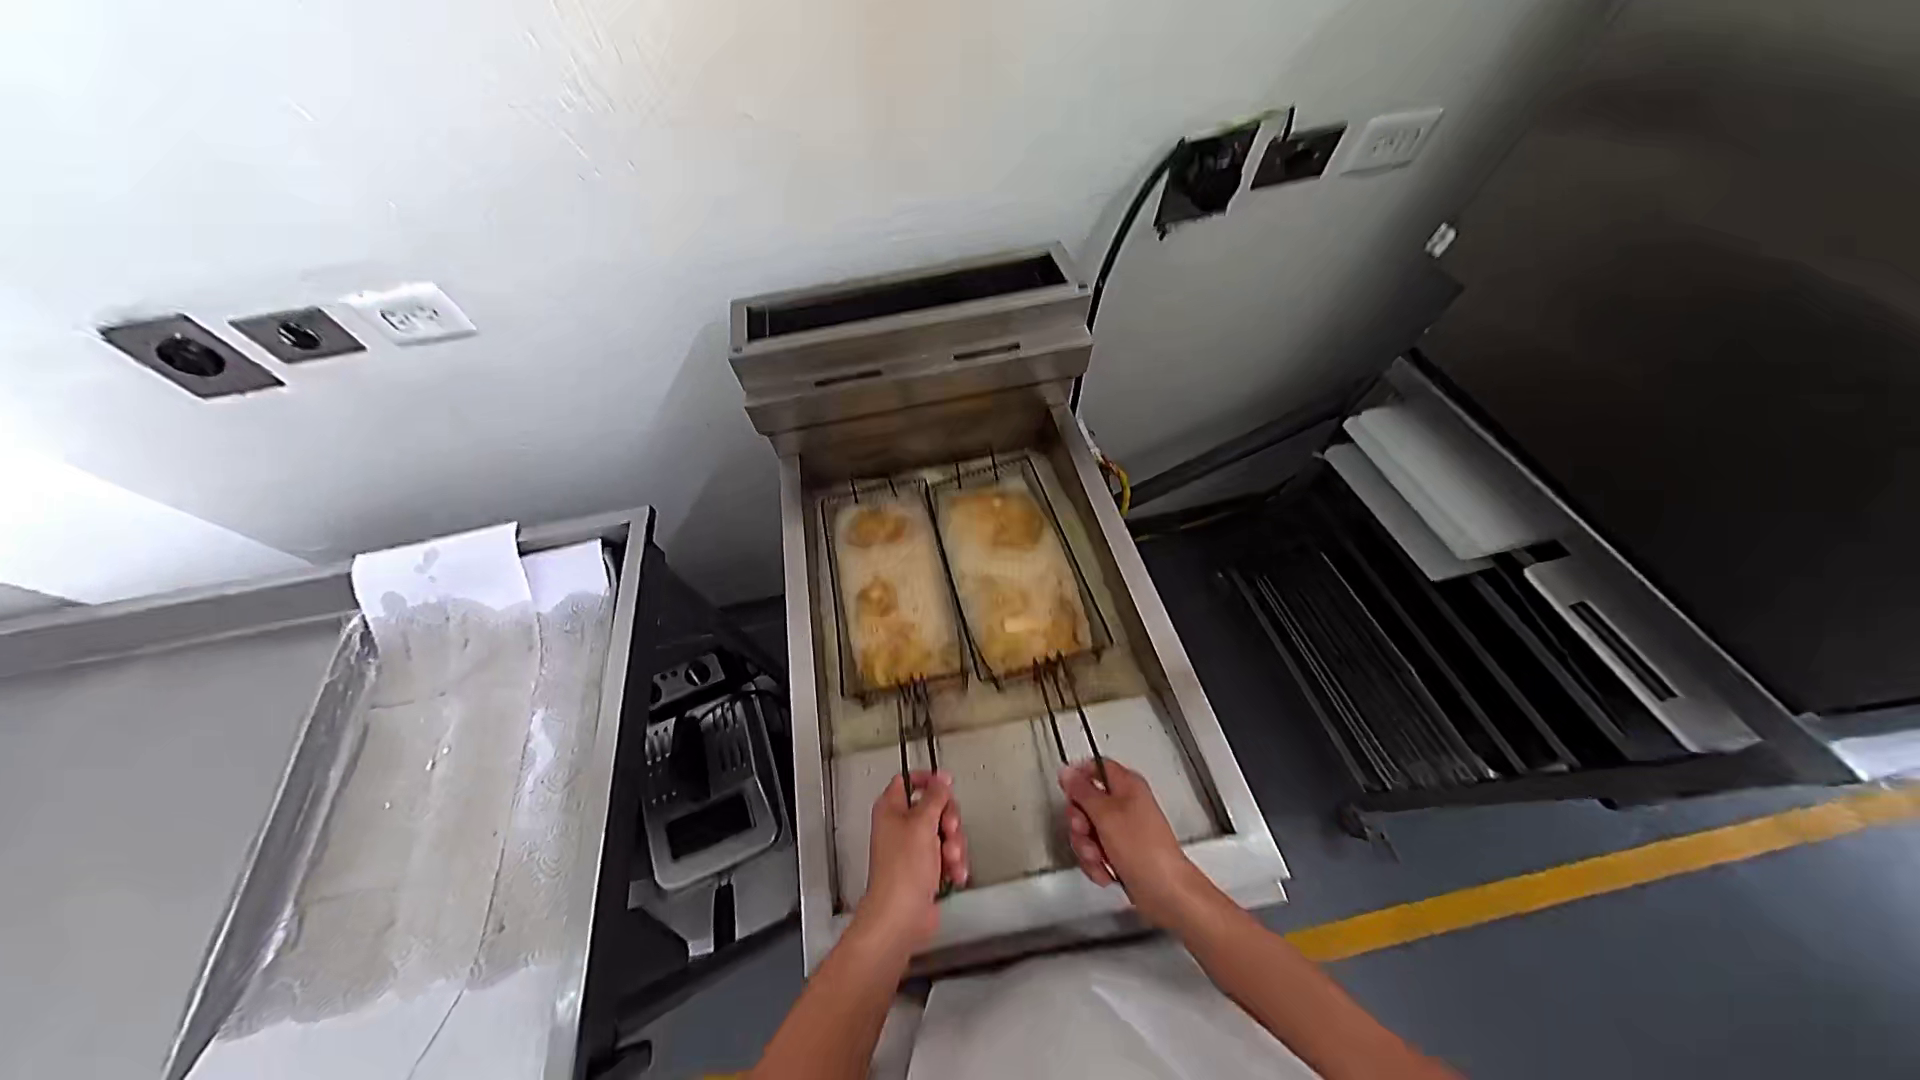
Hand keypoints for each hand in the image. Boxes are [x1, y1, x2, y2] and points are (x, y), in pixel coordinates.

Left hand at [855, 770, 968, 950]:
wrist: (902, 917)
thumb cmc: (901, 872)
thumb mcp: (922, 823)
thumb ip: (935, 796)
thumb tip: (941, 778)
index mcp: (891, 809)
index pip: (908, 781)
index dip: (928, 780)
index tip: (946, 786)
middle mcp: (900, 827)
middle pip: (934, 807)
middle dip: (949, 820)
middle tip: (948, 830)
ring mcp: (913, 849)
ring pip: (945, 833)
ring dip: (954, 846)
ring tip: (948, 859)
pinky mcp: (925, 870)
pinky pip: (947, 856)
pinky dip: (953, 865)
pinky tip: (953, 874)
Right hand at [1058, 759, 1208, 927]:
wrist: (1165, 892)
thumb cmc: (1146, 851)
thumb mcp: (1105, 814)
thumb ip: (1081, 790)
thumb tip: (1068, 772)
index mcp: (1127, 785)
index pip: (1096, 767)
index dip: (1078, 776)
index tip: (1069, 792)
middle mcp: (1126, 805)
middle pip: (1087, 801)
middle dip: (1080, 821)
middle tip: (1085, 829)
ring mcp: (1123, 830)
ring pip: (1088, 830)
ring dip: (1086, 846)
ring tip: (1098, 856)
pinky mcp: (1121, 853)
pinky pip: (1095, 851)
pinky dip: (1096, 863)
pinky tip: (1105, 870)